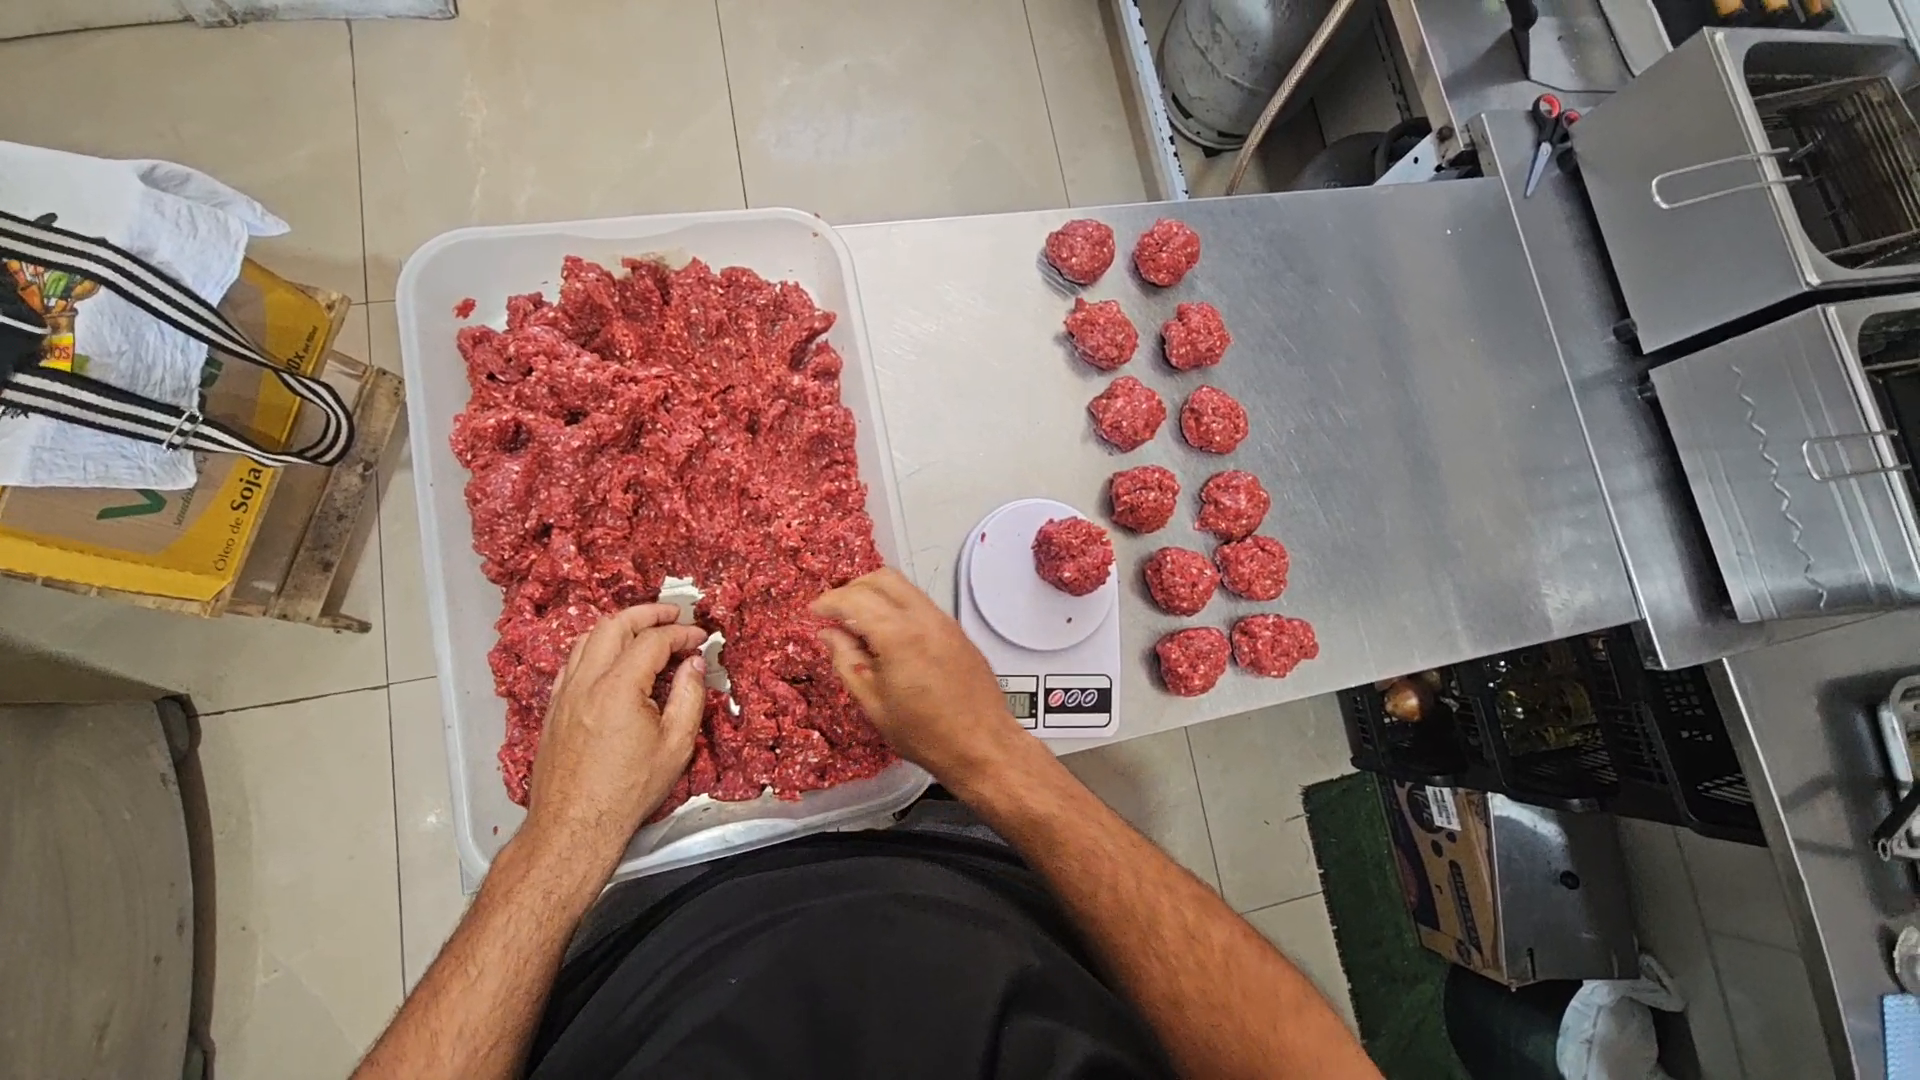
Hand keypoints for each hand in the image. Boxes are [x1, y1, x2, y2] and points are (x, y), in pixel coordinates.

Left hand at [525, 604, 708, 862]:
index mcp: (618, 689)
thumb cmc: (629, 790)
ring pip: (587, 638)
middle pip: (614, 625)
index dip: (680, 633)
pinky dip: (596, 647)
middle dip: (647, 614)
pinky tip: (613, 658)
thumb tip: (693, 664)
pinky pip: (573, 661)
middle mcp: (586, 683)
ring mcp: (564, 694)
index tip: (699, 637)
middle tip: (673, 615)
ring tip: (644, 630)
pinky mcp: (554, 708)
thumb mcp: (676, 745)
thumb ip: (689, 696)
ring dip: (619, 626)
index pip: (652, 641)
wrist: (574, 825)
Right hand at [812, 568, 1030, 789]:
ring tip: (858, 622)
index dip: (828, 602)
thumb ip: (847, 662)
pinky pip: (921, 603)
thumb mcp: (873, 703)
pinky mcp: (957, 630)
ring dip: (876, 594)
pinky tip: (887, 634)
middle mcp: (925, 618)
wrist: (982, 744)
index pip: (855, 599)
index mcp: (899, 635)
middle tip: (834, 611)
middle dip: (852, 588)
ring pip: (904, 587)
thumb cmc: (926, 733)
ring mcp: (945, 621)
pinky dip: (897, 606)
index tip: (813, 613)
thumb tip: (829, 634)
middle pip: (882, 578)